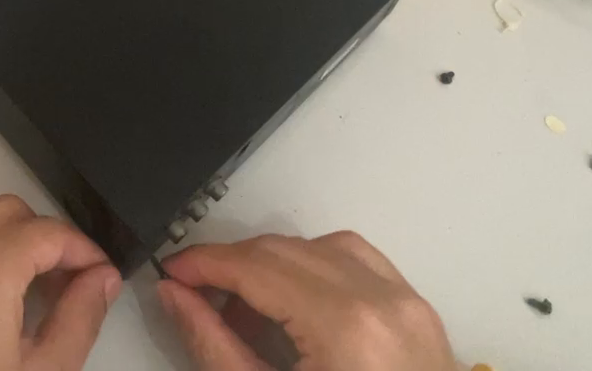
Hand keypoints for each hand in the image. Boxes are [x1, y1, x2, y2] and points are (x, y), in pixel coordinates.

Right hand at [157, 232, 453, 370]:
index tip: (171, 272)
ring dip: (271, 267)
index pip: (255, 267)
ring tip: (248, 311)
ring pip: (315, 247)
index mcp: (345, 327)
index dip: (204, 264)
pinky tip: (298, 302)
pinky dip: (315, 269)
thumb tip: (173, 293)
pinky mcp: (419, 310)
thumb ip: (213, 345)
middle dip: (232, 267)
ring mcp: (407, 301)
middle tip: (197, 295)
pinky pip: (354, 260)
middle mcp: (380, 299)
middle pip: (281, 251)